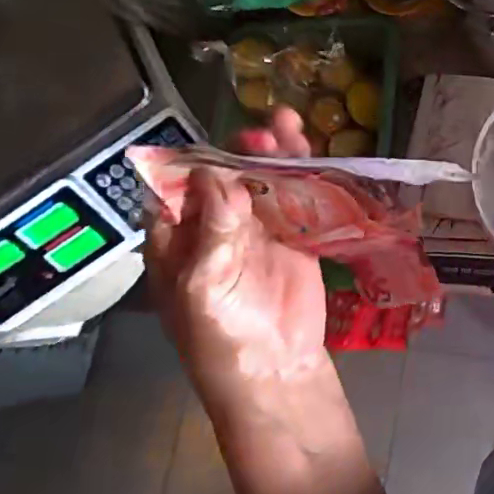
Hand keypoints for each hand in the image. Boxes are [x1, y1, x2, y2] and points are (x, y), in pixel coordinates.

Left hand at [134, 107, 329, 403]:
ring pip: (263, 182)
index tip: (221, 142)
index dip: (197, 160)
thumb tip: (216, 175)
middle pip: (226, 176)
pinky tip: (315, 154)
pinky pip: (297, 200)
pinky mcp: (293, 237)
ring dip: (275, 155)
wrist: (275, 368)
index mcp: (177, 237)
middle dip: (242, 152)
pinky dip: (306, 177)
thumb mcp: (204, 286)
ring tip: (289, 125)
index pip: (178, 186)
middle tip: (262, 134)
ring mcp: (257, 230)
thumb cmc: (221, 337)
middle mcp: (215, 226)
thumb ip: (212, 232)